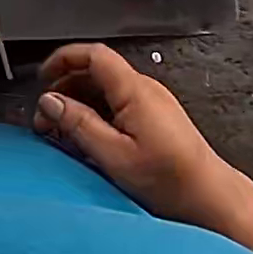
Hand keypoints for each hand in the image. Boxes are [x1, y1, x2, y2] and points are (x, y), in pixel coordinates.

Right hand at [32, 43, 251, 230]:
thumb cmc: (172, 181)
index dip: (63, 59)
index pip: (93, 54)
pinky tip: (85, 140)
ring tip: (61, 132)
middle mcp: (144, 90)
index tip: (43, 76)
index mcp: (134, 90)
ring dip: (77, 105)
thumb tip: (50, 102)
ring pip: (104, 90)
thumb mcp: (113, 155)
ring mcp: (151, 103)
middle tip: (45, 117)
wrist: (210, 198)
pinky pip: (116, 105)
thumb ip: (78, 124)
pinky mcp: (153, 119)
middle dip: (64, 89)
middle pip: (95, 72)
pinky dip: (94, 116)